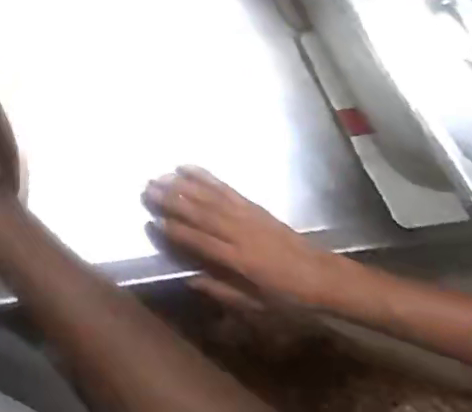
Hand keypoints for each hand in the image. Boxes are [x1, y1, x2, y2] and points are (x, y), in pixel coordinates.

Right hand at [143, 166, 355, 311]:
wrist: (325, 277)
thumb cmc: (289, 296)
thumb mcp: (258, 304)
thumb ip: (222, 291)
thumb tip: (189, 280)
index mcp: (239, 260)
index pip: (200, 241)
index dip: (175, 231)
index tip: (153, 222)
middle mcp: (239, 233)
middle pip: (199, 213)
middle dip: (170, 200)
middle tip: (146, 189)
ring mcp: (245, 215)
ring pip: (207, 196)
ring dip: (180, 185)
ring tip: (158, 176)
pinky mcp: (251, 205)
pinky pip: (224, 187)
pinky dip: (203, 175)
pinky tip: (185, 166)